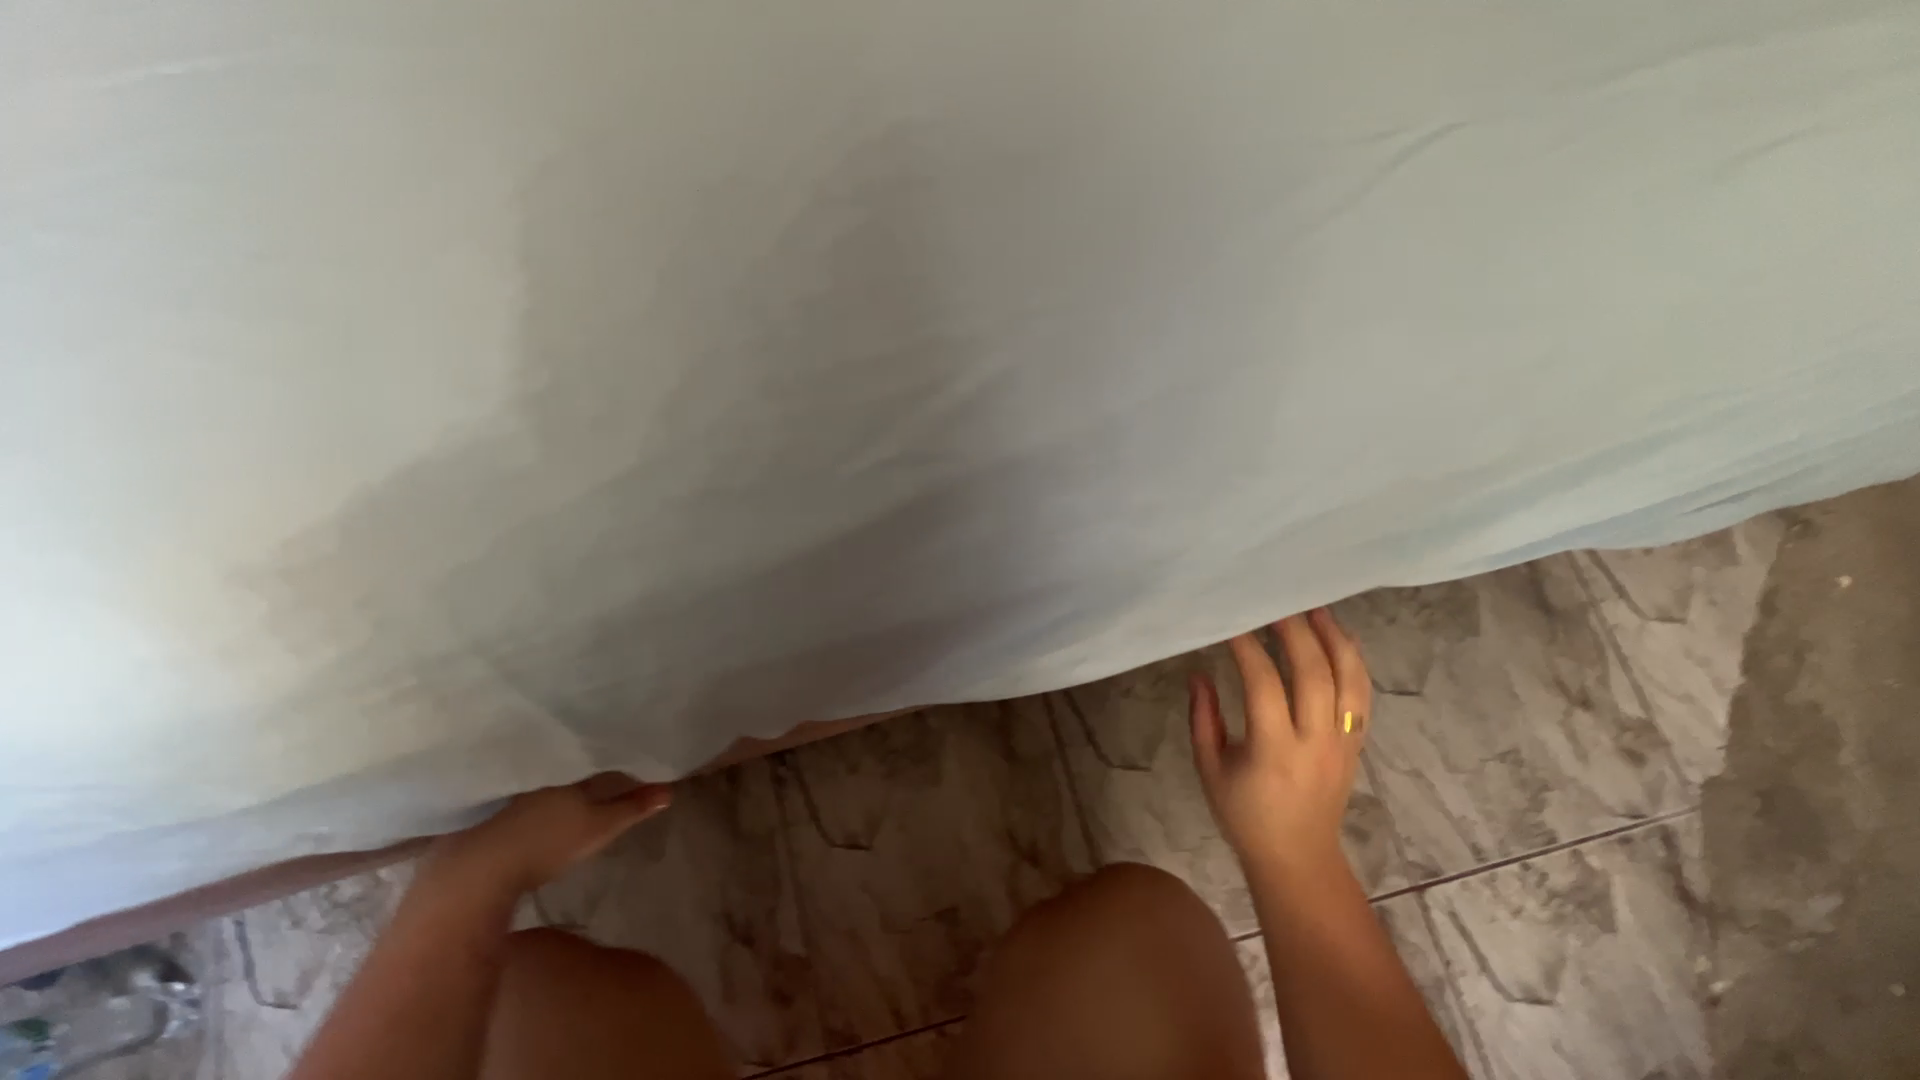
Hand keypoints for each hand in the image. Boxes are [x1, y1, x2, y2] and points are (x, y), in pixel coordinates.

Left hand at [427, 774, 672, 896]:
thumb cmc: (546, 844)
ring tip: (583, 785)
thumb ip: (633, 808)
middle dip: (592, 765)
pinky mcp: (490, 810)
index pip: (603, 758)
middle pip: (574, 764)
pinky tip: (546, 804)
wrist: (475, 872)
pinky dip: (542, 796)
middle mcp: (542, 771)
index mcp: (569, 770)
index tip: (640, 760)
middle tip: (614, 767)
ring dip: (565, 781)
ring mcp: (513, 791)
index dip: (622, 759)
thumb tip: (669, 790)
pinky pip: (527, 792)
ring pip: (548, 778)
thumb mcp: (600, 829)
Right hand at [1188, 608, 1371, 879]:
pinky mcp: (1356, 743)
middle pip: (1315, 673)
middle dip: (1297, 632)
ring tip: (1316, 609)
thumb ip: (1203, 719)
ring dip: (1335, 639)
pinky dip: (1353, 662)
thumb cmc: (1245, 815)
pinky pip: (1361, 695)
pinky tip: (1339, 639)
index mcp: (1273, 750)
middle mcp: (1315, 741)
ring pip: (1349, 680)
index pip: (1264, 685)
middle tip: (1279, 603)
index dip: (1249, 649)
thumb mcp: (1210, 769)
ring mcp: (1342, 741)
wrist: (1298, 856)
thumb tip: (1200, 672)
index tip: (1234, 624)